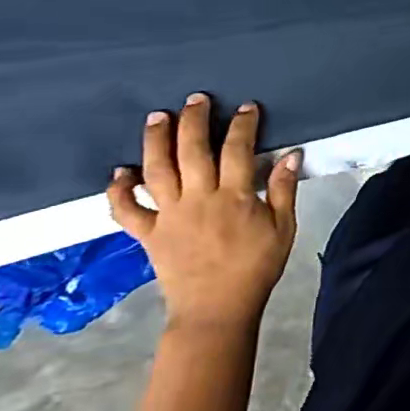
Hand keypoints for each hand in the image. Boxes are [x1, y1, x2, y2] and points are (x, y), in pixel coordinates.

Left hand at [108, 93, 301, 333]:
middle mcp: (198, 199)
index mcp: (235, 197)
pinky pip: (126, 210)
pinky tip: (119, 172)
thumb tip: (291, 155)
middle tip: (196, 99)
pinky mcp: (148, 233)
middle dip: (194, 120)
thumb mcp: (283, 230)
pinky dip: (118, 191)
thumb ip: (285, 191)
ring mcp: (170, 215)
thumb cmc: (256, 268)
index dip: (243, 125)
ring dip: (155, 140)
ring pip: (157, 169)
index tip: (247, 108)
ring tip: (157, 117)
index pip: (238, 149)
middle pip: (192, 149)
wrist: (217, 310)